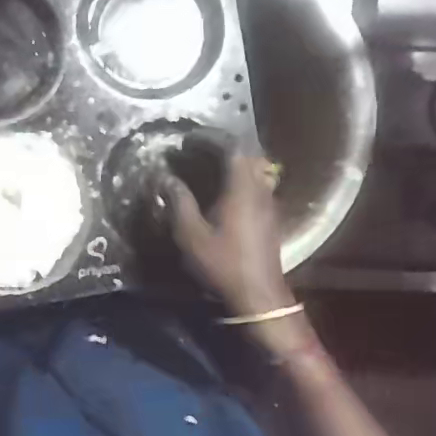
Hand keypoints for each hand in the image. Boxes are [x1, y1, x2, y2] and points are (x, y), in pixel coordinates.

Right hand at [166, 150, 292, 316]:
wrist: (258, 295)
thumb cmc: (222, 263)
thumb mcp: (190, 234)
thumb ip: (178, 201)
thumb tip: (166, 178)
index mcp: (241, 188)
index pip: (232, 148)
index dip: (209, 139)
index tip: (188, 140)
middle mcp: (260, 189)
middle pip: (246, 154)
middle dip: (221, 147)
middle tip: (195, 150)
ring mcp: (268, 203)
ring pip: (254, 169)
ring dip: (232, 162)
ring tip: (207, 167)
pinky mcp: (269, 217)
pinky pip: (256, 183)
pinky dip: (238, 177)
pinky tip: (222, 191)